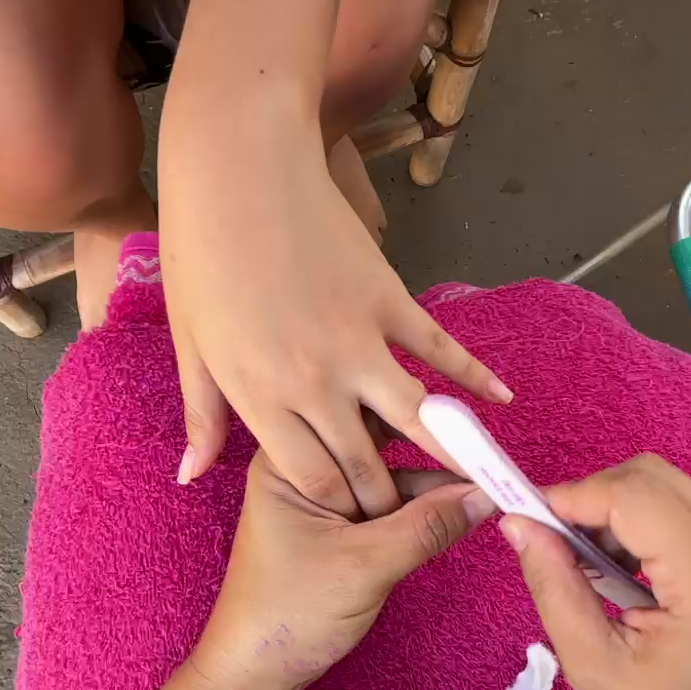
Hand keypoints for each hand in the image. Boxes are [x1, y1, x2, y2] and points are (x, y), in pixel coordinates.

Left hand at [159, 128, 509, 520]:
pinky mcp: (392, 302)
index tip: (359, 522)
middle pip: (367, 467)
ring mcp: (361, 342)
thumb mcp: (191, 345)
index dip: (342, 511)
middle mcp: (317, 384)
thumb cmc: (200, 257)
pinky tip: (502, 399)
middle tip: (408, 514)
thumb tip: (188, 477)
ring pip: (415, 420)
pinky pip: (442, 349)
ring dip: (447, 458)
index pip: (317, 483)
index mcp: (261, 398)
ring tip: (475, 483)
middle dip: (389, 503)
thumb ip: (202, 416)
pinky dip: (475, 376)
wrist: (238, 167)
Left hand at [195, 447, 495, 689]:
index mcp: (288, 458)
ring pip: (386, 473)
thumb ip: (427, 527)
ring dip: (430, 483)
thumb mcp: (365, 565)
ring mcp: (321, 496)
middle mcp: (303, 466)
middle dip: (431, 447)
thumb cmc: (291, 612)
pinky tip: (457, 509)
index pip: (357, 417)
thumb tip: (488, 494)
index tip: (472, 427)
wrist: (254, 675)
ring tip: (486, 484)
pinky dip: (418, 508)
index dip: (415, 418)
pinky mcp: (337, 525)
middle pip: (376, 442)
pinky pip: (384, 503)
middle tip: (488, 453)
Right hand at [498, 455, 690, 689]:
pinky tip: (628, 567)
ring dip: (615, 506)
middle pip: (649, 476)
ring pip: (666, 483)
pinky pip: (685, 504)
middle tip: (559, 544)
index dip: (573, 496)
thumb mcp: (598, 670)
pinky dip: (642, 519)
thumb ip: (554, 590)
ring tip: (593, 561)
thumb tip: (517, 525)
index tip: (531, 522)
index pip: (633, 496)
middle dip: (591, 496)